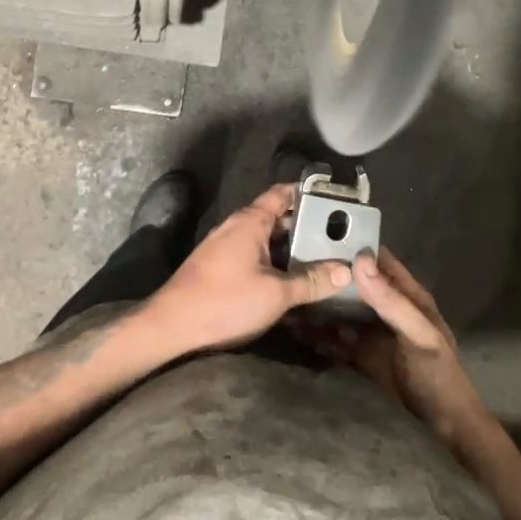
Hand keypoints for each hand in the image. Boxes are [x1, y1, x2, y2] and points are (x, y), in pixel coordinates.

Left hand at [145, 183, 352, 351]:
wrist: (171, 326)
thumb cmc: (225, 302)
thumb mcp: (276, 294)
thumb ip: (312, 281)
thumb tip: (348, 271)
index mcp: (250, 222)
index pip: (282, 193)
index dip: (309, 193)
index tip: (337, 201)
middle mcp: (236, 227)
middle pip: (277, 217)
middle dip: (307, 226)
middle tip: (340, 236)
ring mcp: (225, 247)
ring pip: (266, 239)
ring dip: (291, 248)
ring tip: (325, 258)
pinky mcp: (219, 267)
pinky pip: (254, 255)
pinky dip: (274, 261)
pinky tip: (293, 279)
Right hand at [302, 248, 488, 437]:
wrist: (443, 422)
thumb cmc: (438, 373)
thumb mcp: (418, 334)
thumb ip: (391, 301)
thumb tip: (360, 261)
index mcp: (405, 295)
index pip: (376, 260)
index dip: (351, 245)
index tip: (315, 234)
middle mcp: (384, 308)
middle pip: (350, 285)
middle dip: (324, 277)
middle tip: (286, 269)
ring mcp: (369, 332)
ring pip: (337, 313)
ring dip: (315, 309)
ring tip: (284, 302)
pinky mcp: (358, 356)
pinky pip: (333, 341)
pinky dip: (315, 337)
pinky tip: (293, 332)